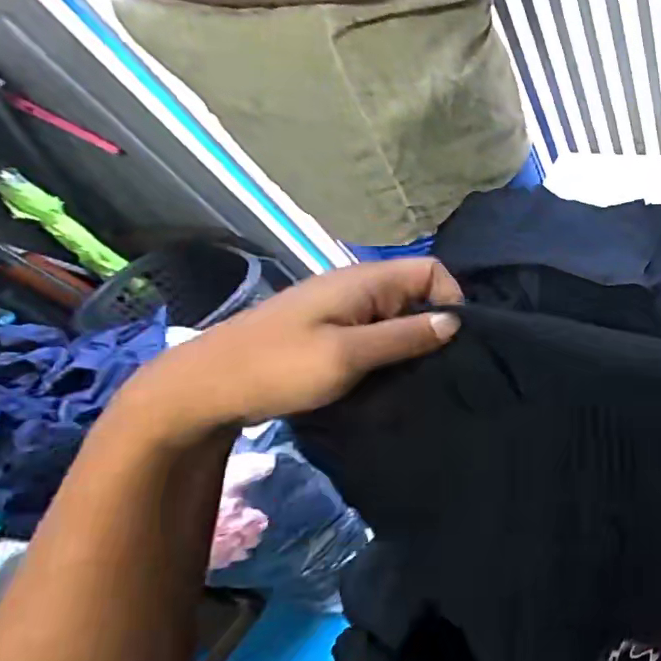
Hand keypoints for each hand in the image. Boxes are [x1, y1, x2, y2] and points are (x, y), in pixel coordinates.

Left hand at [113, 258, 462, 441]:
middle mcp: (356, 286)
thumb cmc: (279, 367)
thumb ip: (404, 336)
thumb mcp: (348, 354)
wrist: (204, 389)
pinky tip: (386, 377)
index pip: (432, 271)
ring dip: (411, 341)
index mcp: (363, 281)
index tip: (452, 342)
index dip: (451, 299)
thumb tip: (456, 321)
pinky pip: (375, 331)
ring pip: (397, 315)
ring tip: (415, 375)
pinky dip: (388, 350)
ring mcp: (340, 308)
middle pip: (417, 292)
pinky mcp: (329, 330)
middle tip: (438, 365)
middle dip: (434, 324)